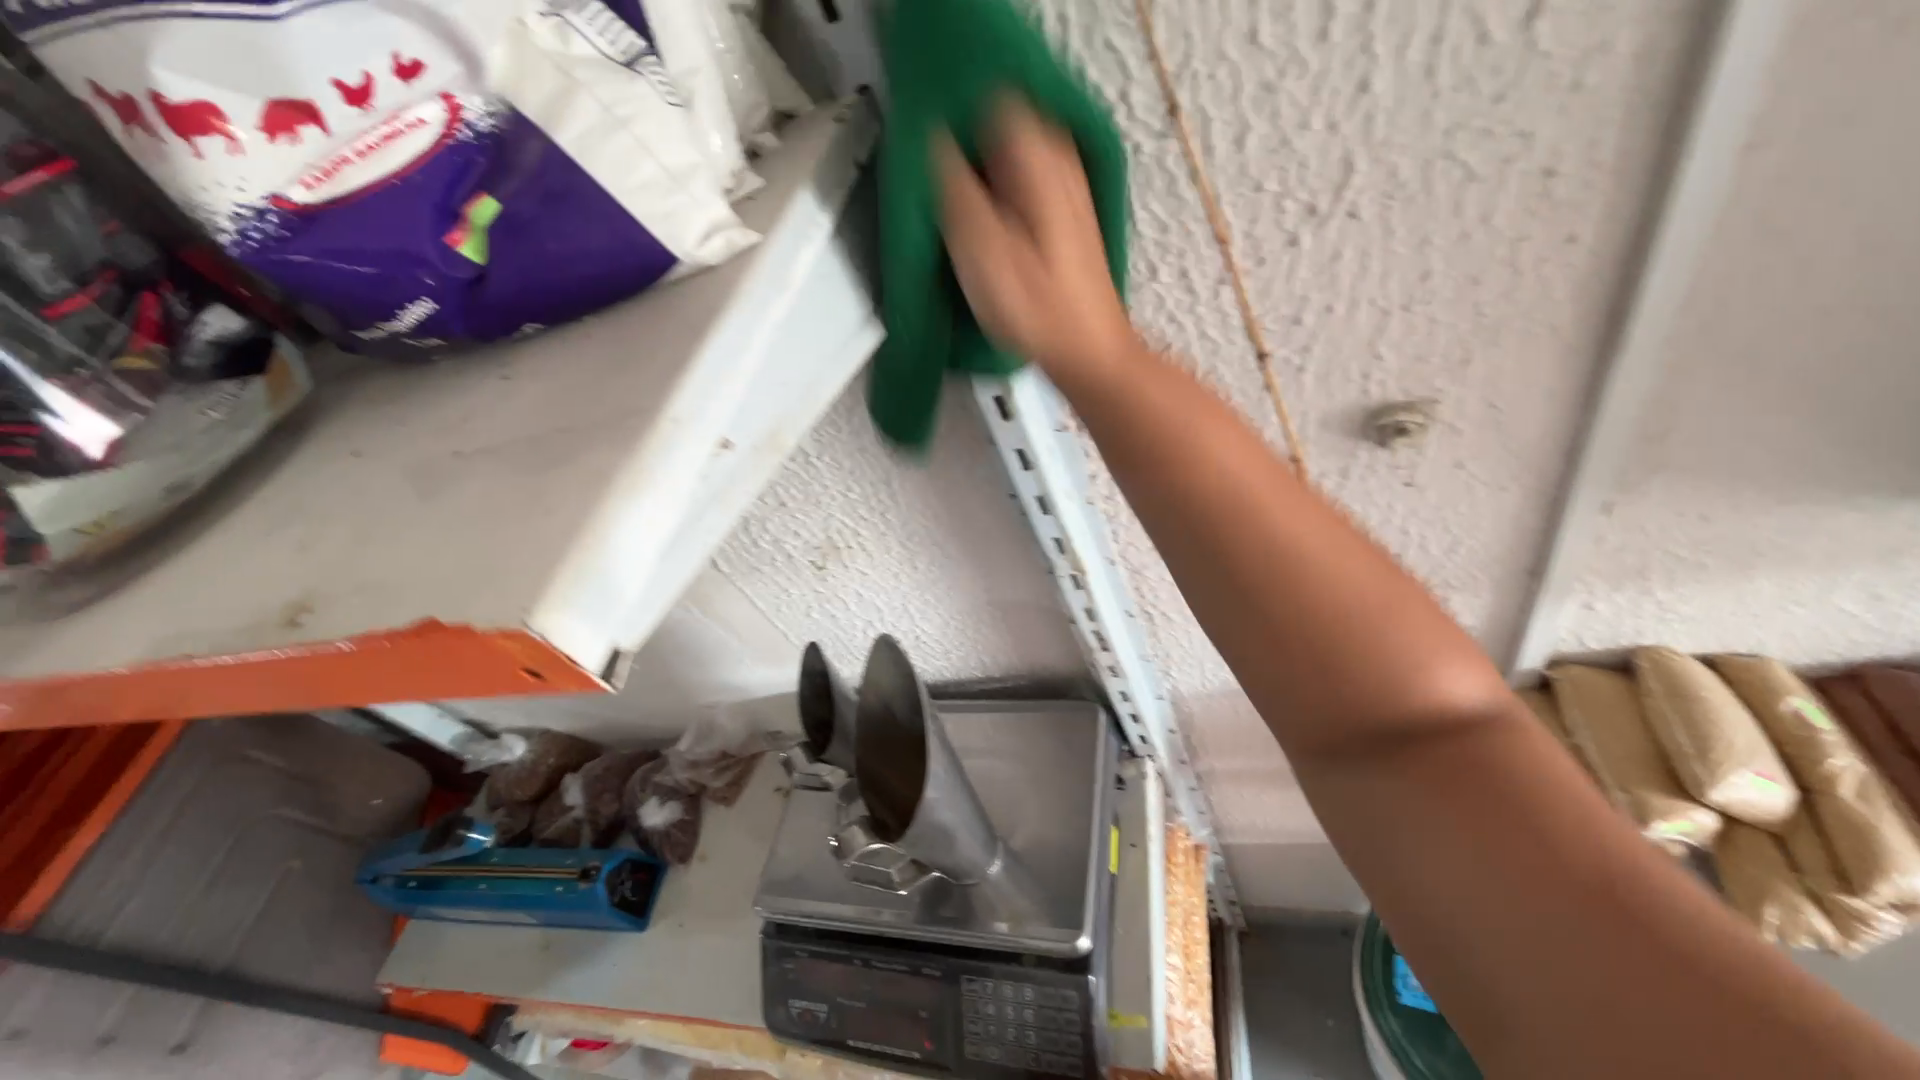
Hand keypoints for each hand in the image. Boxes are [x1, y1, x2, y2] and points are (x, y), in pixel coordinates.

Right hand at [935, 96, 1136, 376]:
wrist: (1088, 352)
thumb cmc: (1039, 310)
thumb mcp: (979, 247)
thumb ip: (951, 185)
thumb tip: (931, 138)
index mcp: (1038, 157)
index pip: (989, 94)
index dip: (952, 110)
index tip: (927, 139)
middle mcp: (1059, 161)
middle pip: (999, 120)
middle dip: (964, 138)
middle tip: (936, 177)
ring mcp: (1065, 188)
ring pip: (1009, 151)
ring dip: (979, 167)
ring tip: (954, 202)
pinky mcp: (1063, 216)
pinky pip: (1021, 180)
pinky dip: (997, 190)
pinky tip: (982, 222)